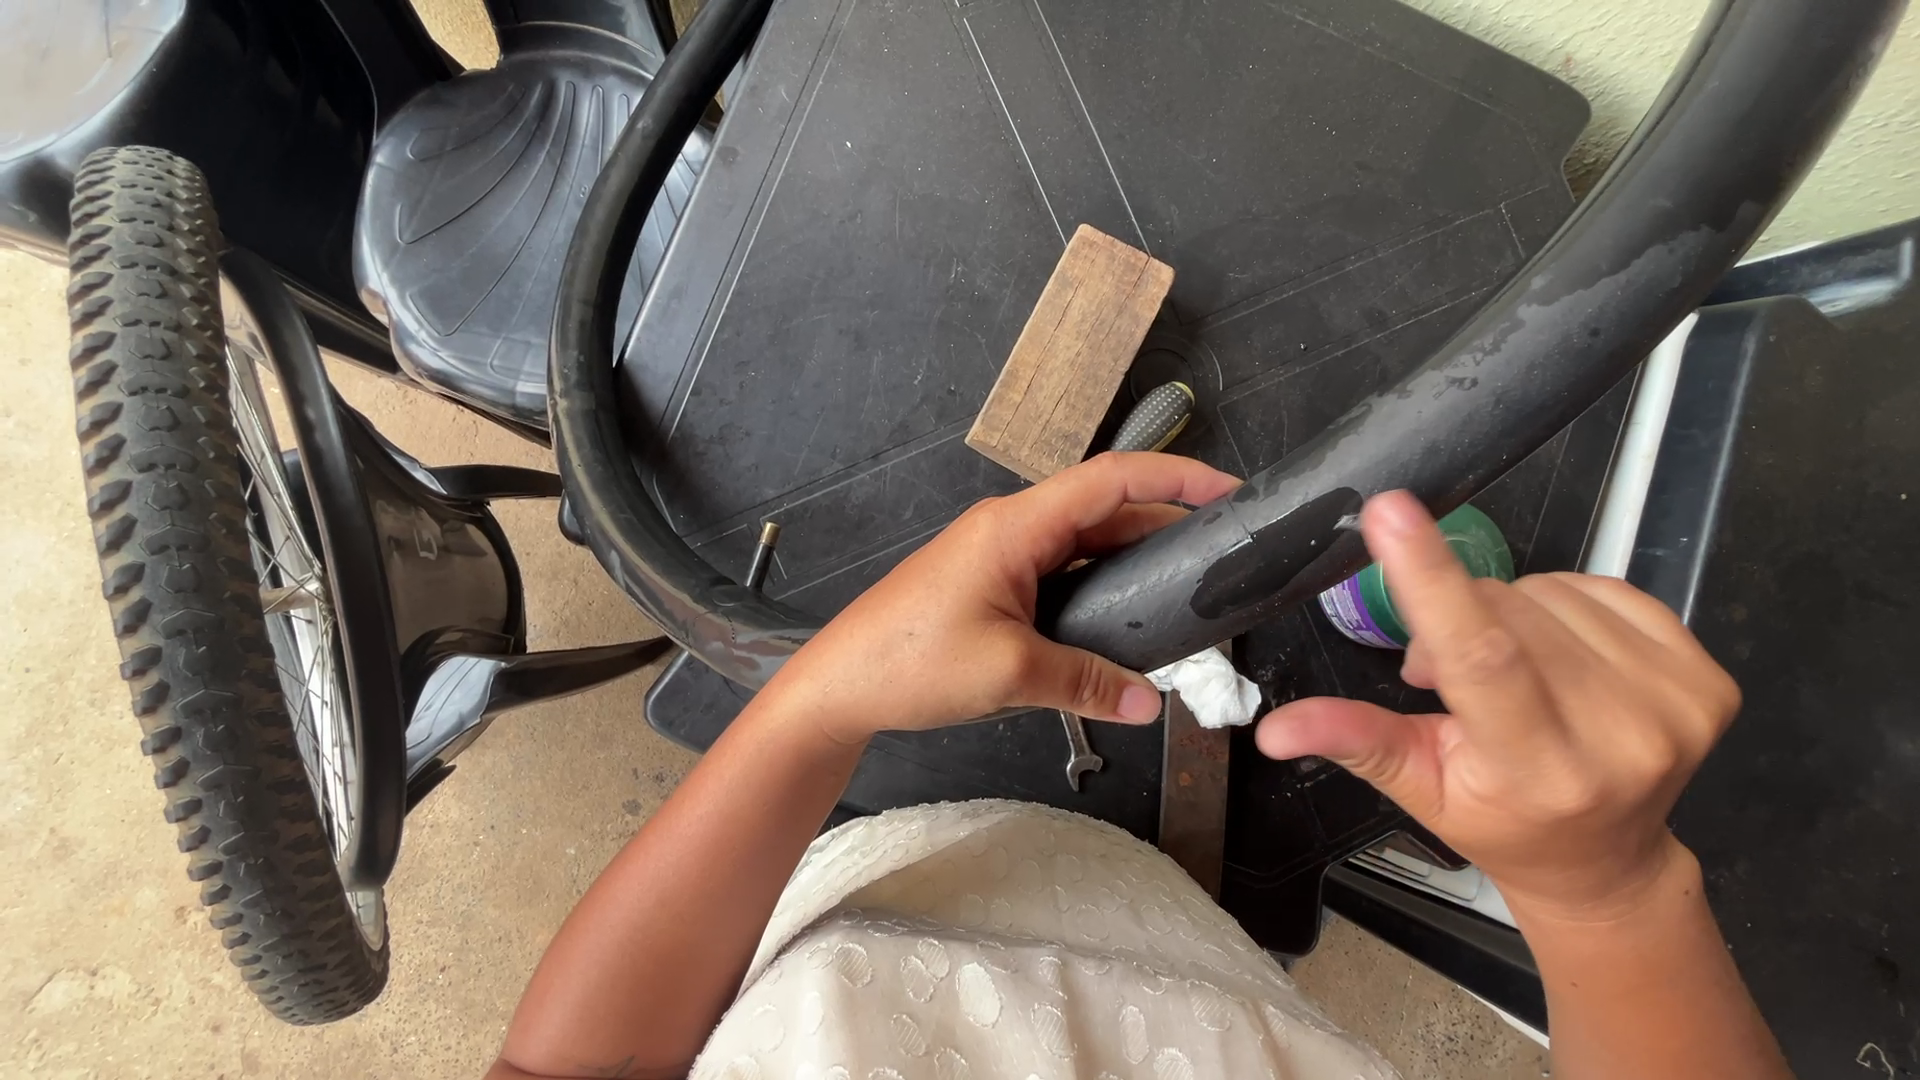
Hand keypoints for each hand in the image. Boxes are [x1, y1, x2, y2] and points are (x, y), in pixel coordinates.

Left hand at [769, 452, 1241, 743]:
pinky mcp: (990, 587)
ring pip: (1081, 547)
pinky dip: (1097, 590)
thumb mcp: (1010, 672)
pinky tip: (1123, 621)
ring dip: (1131, 562)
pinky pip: (1058, 576)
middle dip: (1164, 526)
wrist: (840, 684)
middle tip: (1219, 554)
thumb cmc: (913, 662)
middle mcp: (1011, 530)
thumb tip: (1147, 703)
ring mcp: (998, 558)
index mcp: (1015, 526)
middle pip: (1101, 512)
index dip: (1173, 477)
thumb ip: (1085, 682)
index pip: (1109, 480)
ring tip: (1185, 588)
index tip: (1226, 490)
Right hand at [1255, 490, 1740, 921]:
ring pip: (1544, 591)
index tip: (1389, 512)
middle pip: (1503, 610)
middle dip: (1451, 616)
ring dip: (1500, 611)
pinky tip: (1550, 647)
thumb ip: (1351, 741)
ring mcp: (1676, 700)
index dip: (1430, 578)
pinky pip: (1597, 587)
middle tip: (1437, 671)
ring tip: (1498, 664)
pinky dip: (1553, 604)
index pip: (1481, 656)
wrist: (1608, 856)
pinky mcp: (1710, 673)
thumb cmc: (1496, 820)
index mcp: (1537, 766)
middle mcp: (1621, 732)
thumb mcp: (1415, 784)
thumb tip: (1271, 731)